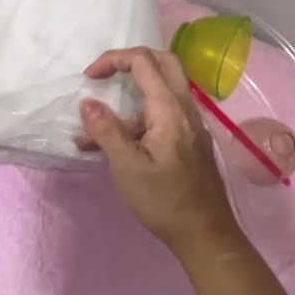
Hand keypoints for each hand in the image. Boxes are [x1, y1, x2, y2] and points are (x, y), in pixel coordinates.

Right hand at [79, 47, 242, 255]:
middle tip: (104, 75)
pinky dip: (137, 121)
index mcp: (170, 109)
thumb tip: (88, 103)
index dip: (113, 59)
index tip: (88, 78)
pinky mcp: (189, 141)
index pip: (143, 62)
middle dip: (130, 61)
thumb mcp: (127, 166)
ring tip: (94, 131)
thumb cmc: (164, 200)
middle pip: (162, 63)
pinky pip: (163, 116)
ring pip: (162, 91)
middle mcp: (185, 108)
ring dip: (129, 100)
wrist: (206, 234)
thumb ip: (106, 131)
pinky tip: (114, 148)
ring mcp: (190, 125)